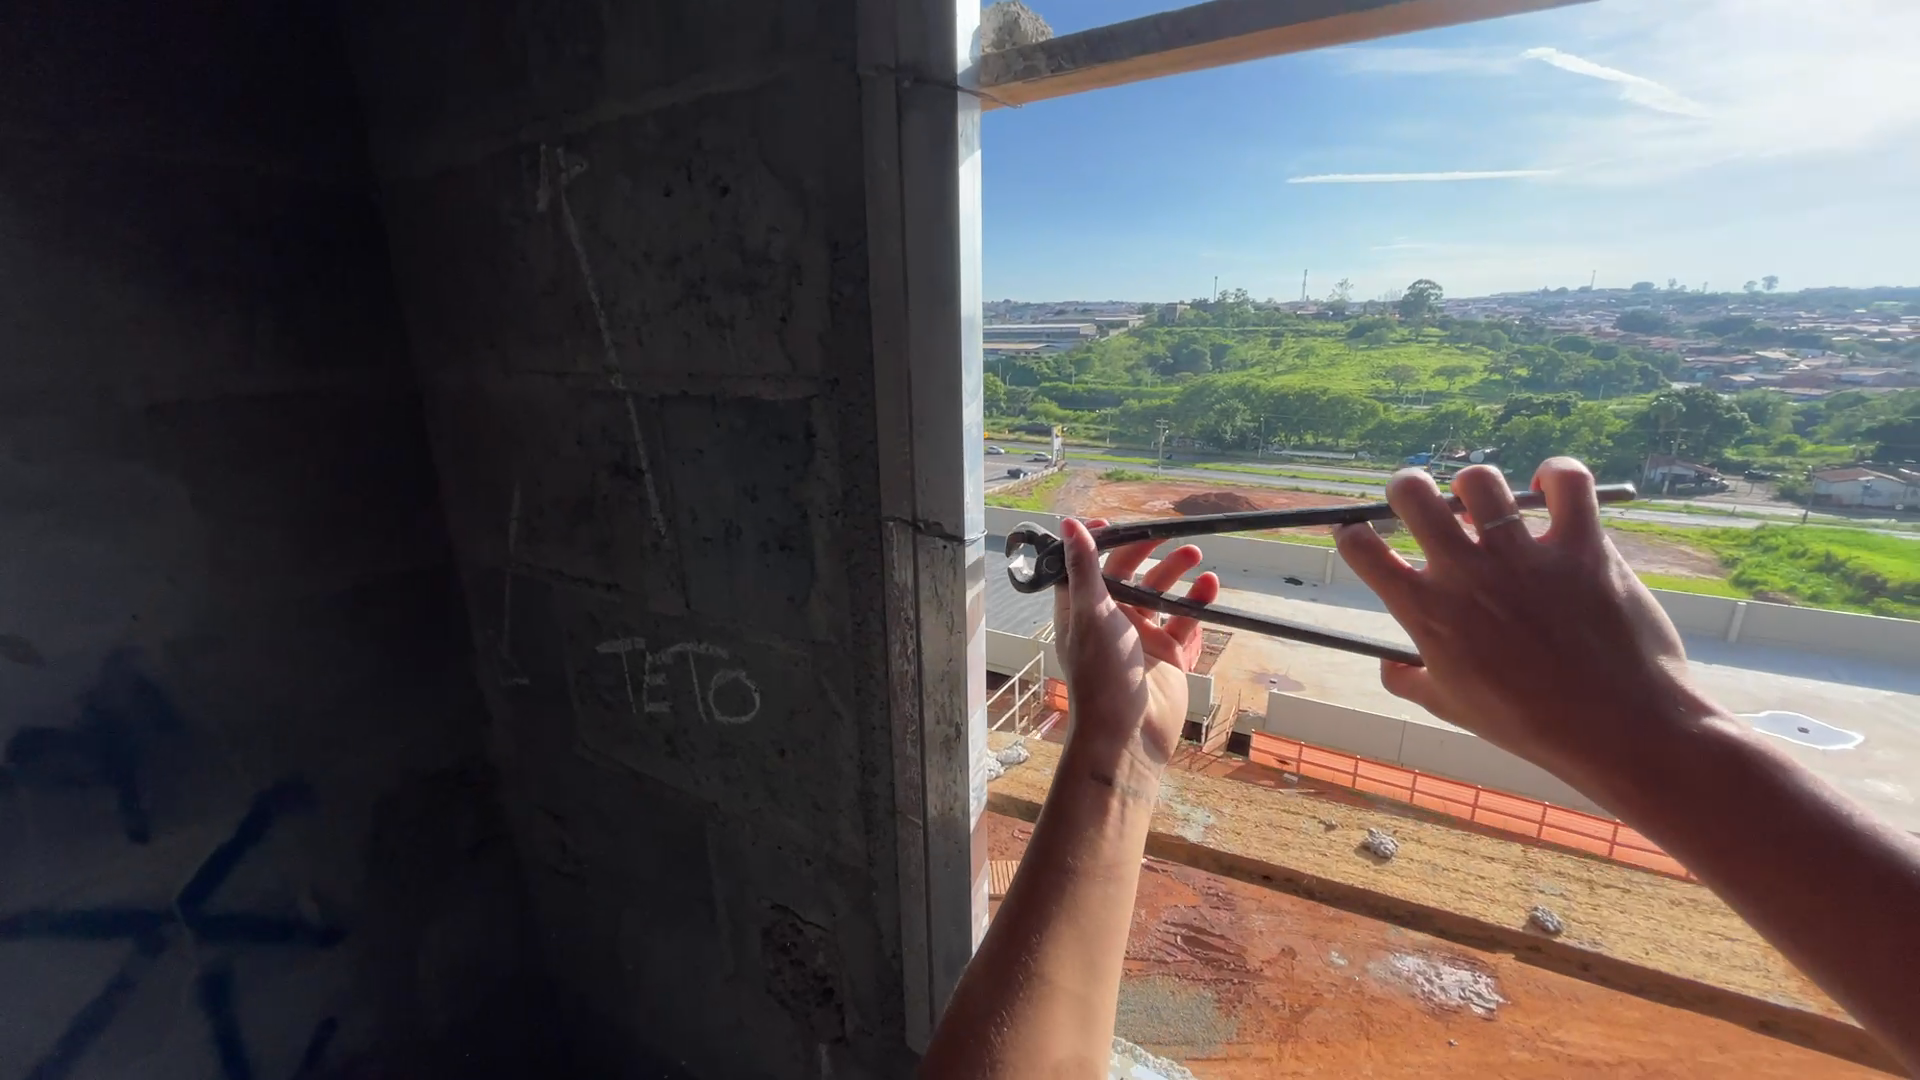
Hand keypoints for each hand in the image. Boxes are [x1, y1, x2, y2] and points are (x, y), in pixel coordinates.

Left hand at [1052, 518, 1219, 776]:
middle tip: (1170, 536)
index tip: (1114, 523)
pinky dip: (1198, 605)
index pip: (1086, 568)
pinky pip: (1186, 625)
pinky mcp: (1169, 658)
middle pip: (1130, 578)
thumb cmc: (1102, 671)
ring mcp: (1141, 641)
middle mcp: (1110, 623)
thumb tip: (1067, 523)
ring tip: (1195, 556)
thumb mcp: (1091, 611)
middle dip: (1148, 554)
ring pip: (1162, 598)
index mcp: (1082, 612)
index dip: (1098, 545)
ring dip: (1177, 576)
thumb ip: (1083, 567)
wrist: (1130, 733)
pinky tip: (1210, 587)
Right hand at [1334, 459, 1695, 790]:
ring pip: (1480, 482)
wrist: (1620, 730)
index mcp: (1423, 609)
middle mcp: (1464, 573)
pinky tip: (1549, 486)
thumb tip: (1388, 663)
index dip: (1351, 533)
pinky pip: (1568, 484)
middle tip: (1416, 498)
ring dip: (1474, 485)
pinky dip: (1556, 475)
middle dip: (1405, 486)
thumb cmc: (1524, 722)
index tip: (1359, 535)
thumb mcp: (1446, 705)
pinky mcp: (1583, 548)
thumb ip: (1405, 678)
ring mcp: (1523, 557)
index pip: (1360, 548)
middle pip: (1411, 495)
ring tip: (1483, 500)